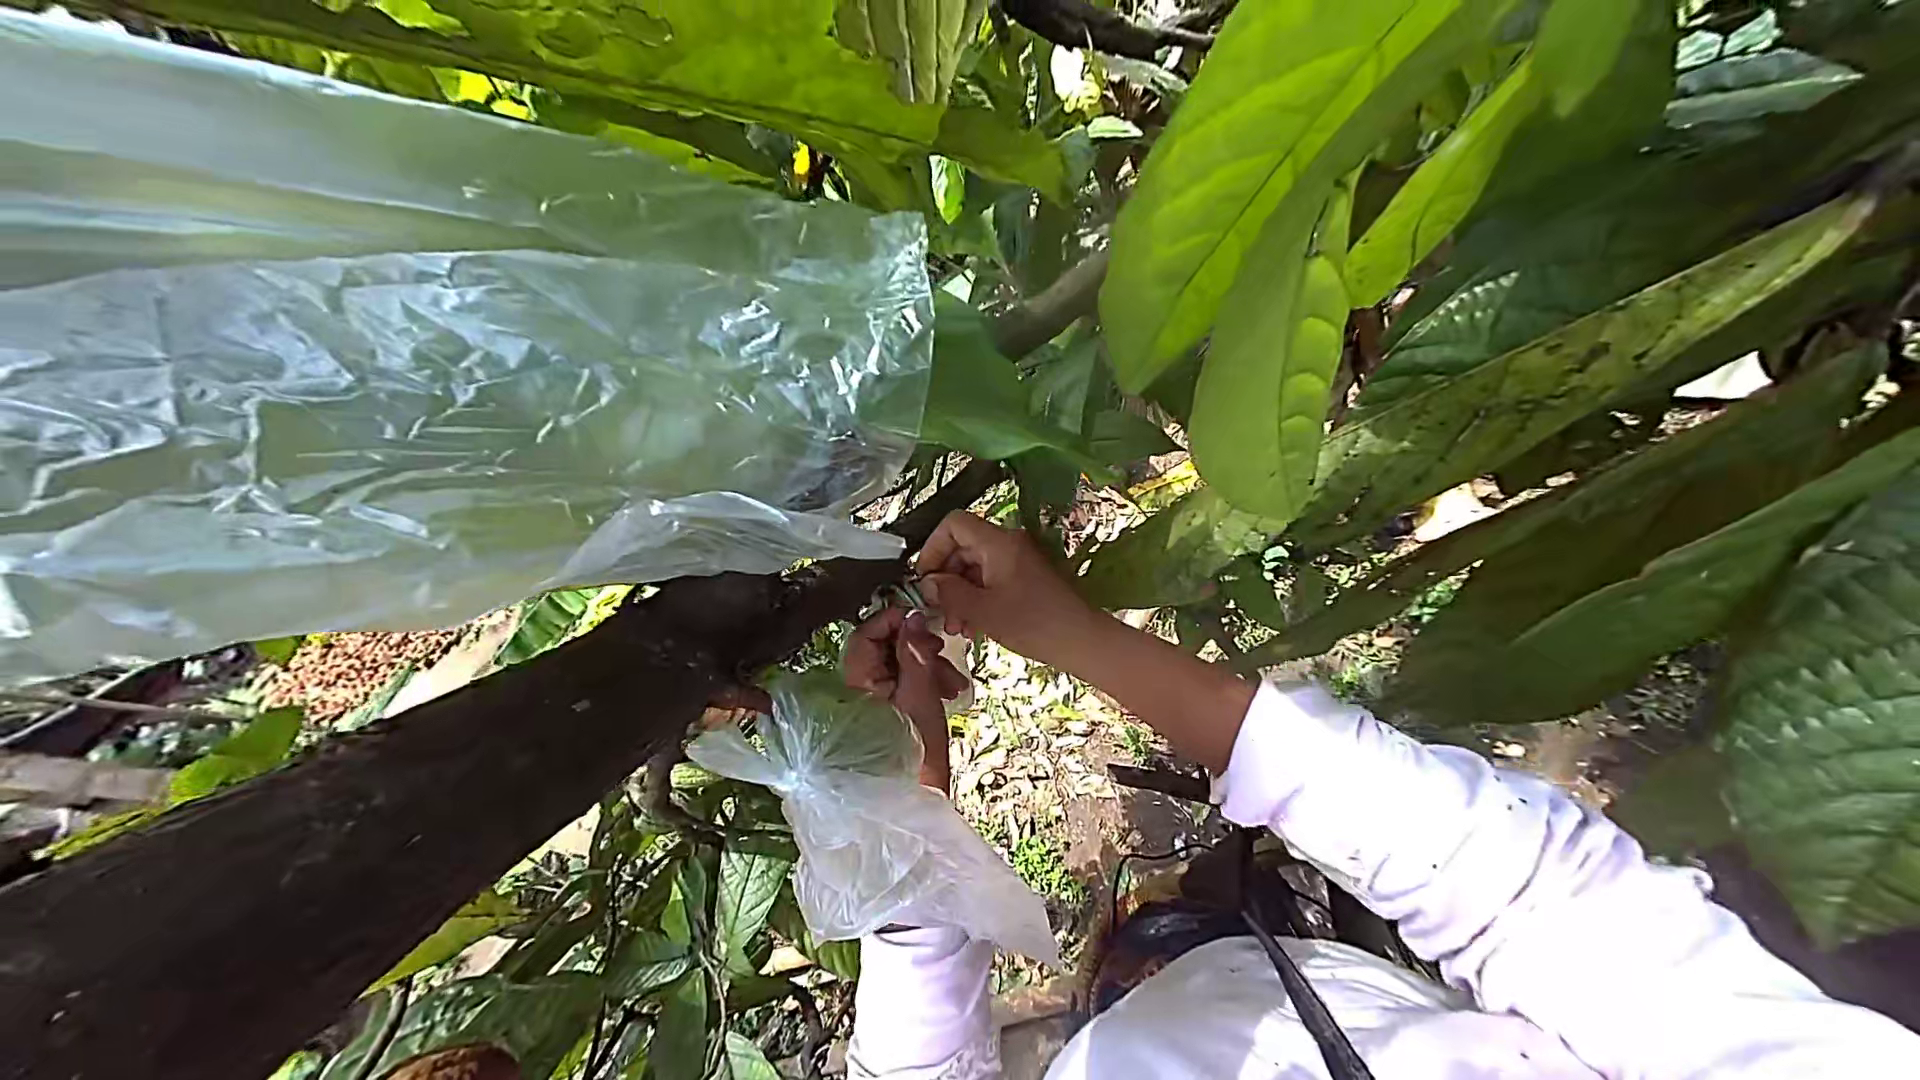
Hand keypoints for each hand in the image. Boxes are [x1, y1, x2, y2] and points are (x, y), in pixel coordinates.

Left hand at [843, 607, 967, 789]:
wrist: (922, 798)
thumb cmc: (918, 750)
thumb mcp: (920, 695)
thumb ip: (914, 653)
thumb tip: (913, 617)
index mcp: (857, 683)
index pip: (864, 635)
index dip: (891, 621)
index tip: (921, 620)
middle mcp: (857, 689)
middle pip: (883, 648)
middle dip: (916, 645)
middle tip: (942, 650)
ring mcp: (872, 701)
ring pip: (897, 664)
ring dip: (927, 664)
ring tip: (952, 681)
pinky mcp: (887, 711)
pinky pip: (903, 682)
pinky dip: (925, 681)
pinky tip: (948, 691)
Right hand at [914, 512, 1099, 668]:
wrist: (1082, 641)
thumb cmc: (1033, 623)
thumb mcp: (983, 611)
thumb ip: (949, 593)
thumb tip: (928, 583)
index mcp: (998, 542)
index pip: (954, 524)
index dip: (933, 548)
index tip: (925, 579)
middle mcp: (1008, 544)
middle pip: (962, 547)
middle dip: (945, 578)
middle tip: (937, 610)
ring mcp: (1018, 560)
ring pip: (974, 567)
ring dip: (959, 594)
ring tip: (954, 626)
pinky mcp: (1025, 578)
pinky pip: (990, 579)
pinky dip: (976, 598)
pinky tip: (972, 626)